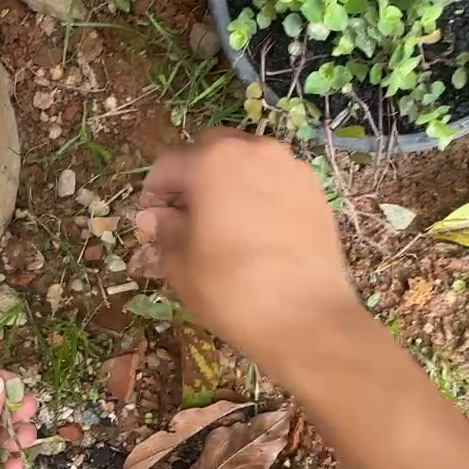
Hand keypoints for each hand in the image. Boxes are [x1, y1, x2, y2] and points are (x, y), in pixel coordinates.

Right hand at [137, 130, 362, 369]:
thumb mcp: (181, 265)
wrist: (306, 318)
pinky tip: (256, 235)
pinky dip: (260, 198)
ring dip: (228, 186)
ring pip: (248, 165)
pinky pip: (276, 184)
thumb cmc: (231, 290)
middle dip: (194, 180)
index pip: (170, 164)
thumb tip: (156, 216)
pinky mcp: (315, 191)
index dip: (155, 191)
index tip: (152, 218)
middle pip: (212, 153)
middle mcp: (254, 151)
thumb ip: (165, 231)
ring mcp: (290, 168)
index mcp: (212, 161)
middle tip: (186, 219)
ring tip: (223, 227)